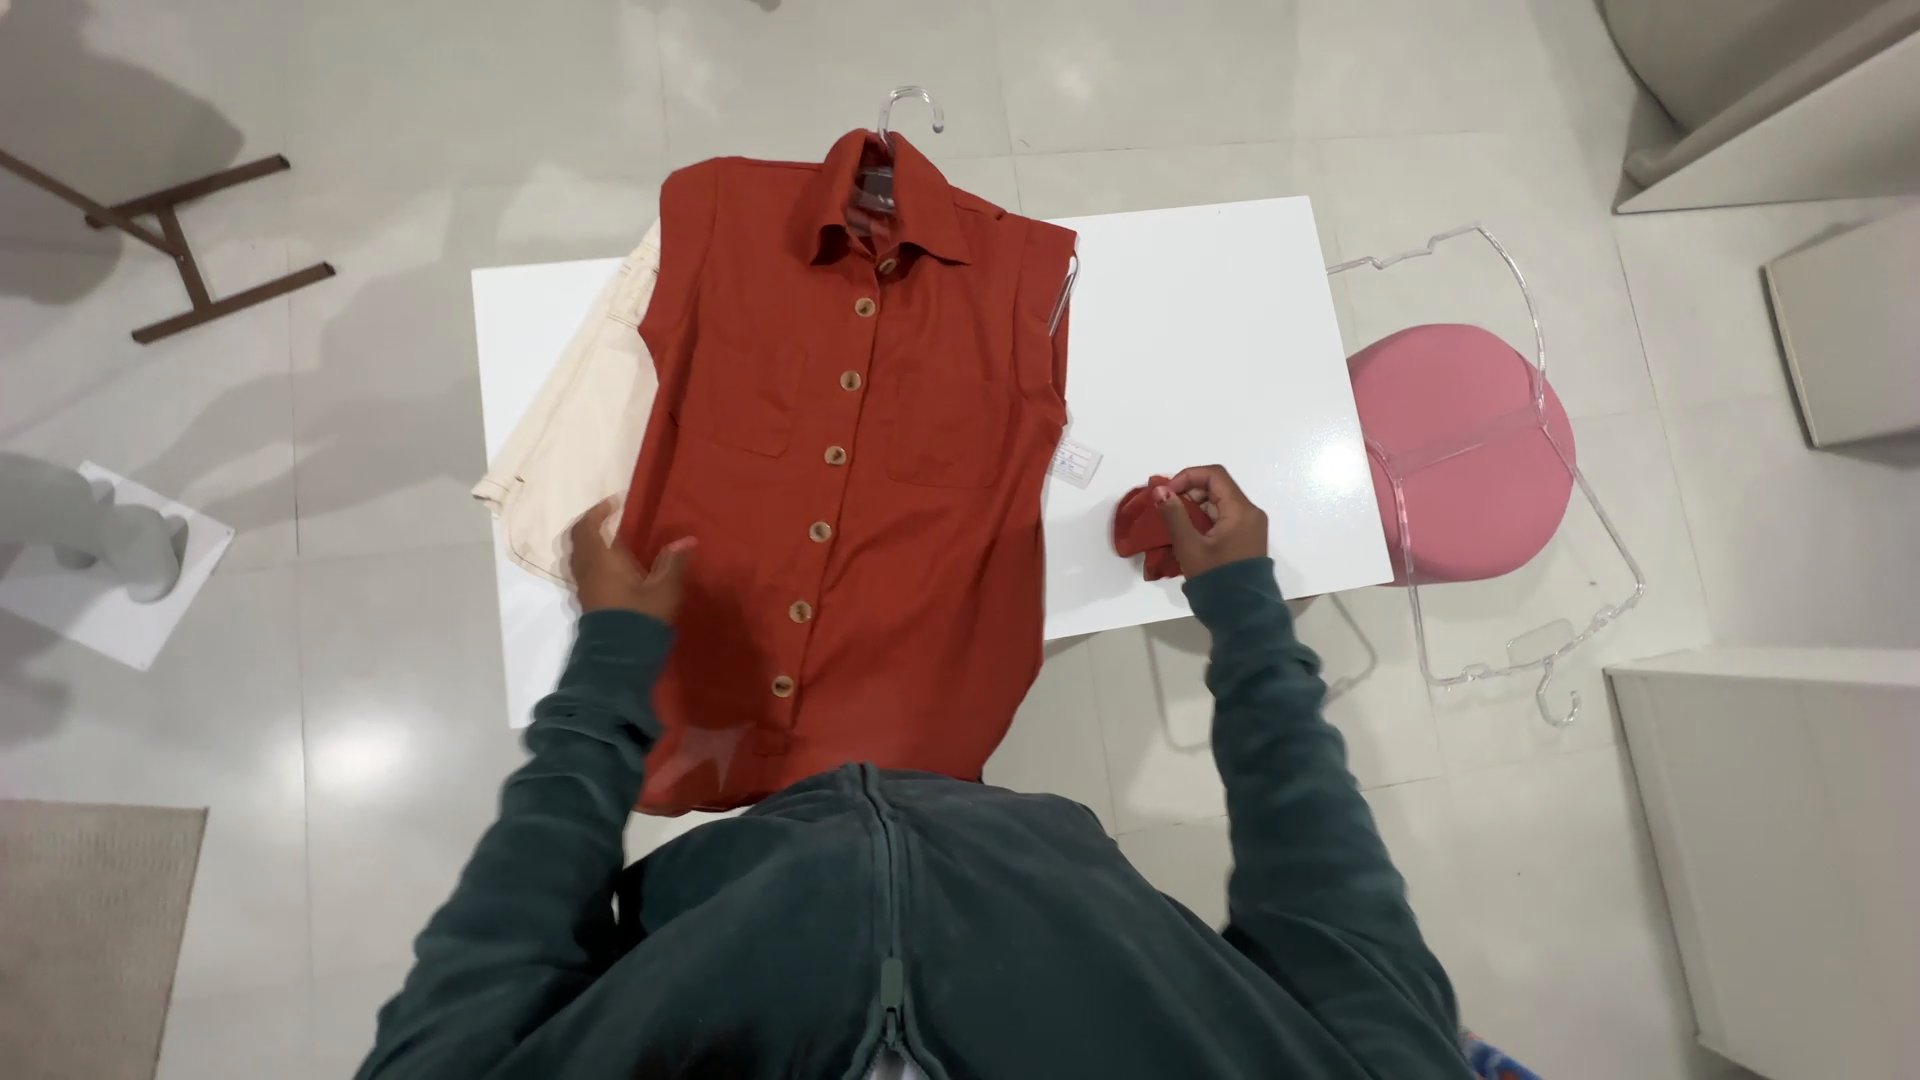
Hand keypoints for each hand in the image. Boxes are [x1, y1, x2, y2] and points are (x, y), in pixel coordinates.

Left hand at [566, 501, 695, 622]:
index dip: (598, 512)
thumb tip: (687, 540)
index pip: (588, 527)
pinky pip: (585, 571)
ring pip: (579, 557)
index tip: (615, 502)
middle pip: (578, 540)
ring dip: (591, 544)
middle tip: (612, 518)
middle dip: (592, 525)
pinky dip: (595, 561)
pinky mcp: (588, 603)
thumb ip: (674, 563)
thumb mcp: (664, 590)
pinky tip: (615, 567)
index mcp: (600, 561)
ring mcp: (584, 588)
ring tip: (614, 541)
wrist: (619, 660)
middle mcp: (586, 571)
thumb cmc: (640, 619)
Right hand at [1153, 464, 1268, 578]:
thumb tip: (1159, 489)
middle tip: (1164, 506)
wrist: (1243, 614)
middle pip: (1217, 487)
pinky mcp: (1245, 538)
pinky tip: (1186, 532)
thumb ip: (1173, 514)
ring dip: (1193, 506)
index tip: (1166, 493)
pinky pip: (1222, 518)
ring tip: (1172, 521)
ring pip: (1218, 503)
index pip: (1214, 475)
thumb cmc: (1216, 578)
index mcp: (1240, 510)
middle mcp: (1249, 513)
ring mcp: (1249, 526)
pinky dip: (1203, 518)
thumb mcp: (1189, 546)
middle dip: (1187, 491)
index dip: (1186, 476)